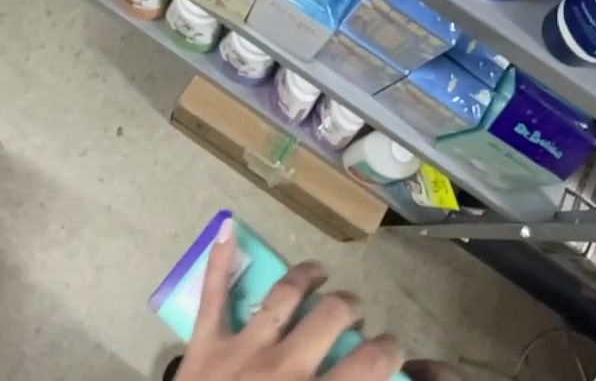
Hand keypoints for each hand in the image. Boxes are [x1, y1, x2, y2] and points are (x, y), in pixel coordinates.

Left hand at [176, 219, 405, 380]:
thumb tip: (359, 378)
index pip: (369, 363)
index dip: (388, 350)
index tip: (390, 349)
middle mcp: (285, 366)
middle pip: (332, 314)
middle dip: (350, 308)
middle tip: (352, 315)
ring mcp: (242, 350)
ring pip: (284, 294)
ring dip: (307, 276)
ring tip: (318, 273)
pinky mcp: (205, 349)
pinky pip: (213, 299)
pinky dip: (219, 262)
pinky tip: (228, 228)